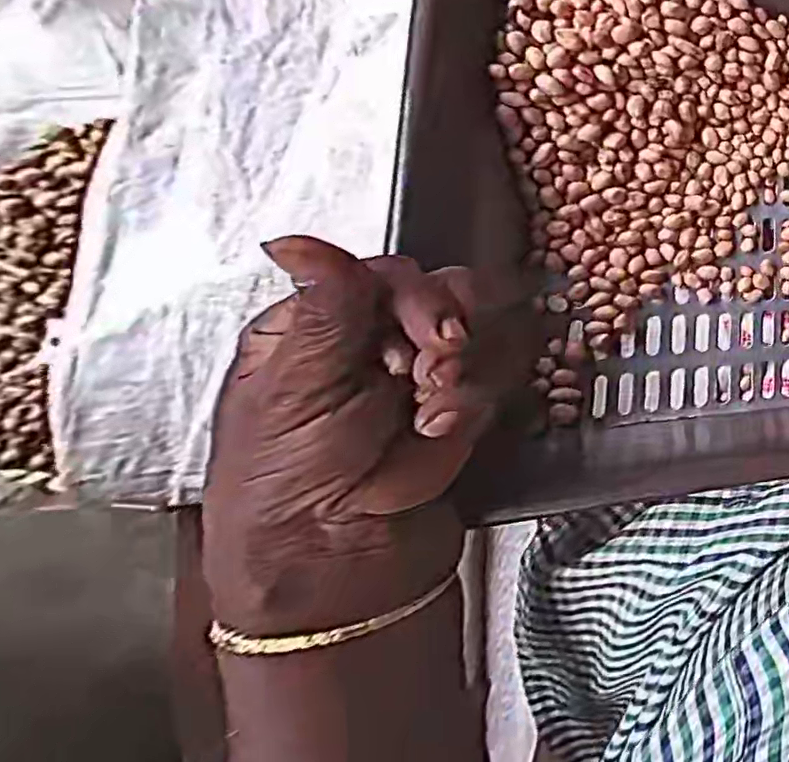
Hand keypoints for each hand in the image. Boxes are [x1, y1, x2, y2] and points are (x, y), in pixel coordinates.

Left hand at [202, 236, 531, 637]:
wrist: (341, 546)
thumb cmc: (289, 474)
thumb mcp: (297, 388)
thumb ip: (324, 312)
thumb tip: (295, 242)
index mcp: (326, 322)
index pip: (392, 274)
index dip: (417, 298)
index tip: (424, 332)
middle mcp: (384, 335)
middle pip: (450, 291)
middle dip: (448, 329)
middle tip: (435, 366)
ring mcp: (431, 364)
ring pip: (484, 327)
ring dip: (463, 369)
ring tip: (430, 408)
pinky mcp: (468, 394)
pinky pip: (499, 371)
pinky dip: (473, 400)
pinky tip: (439, 428)